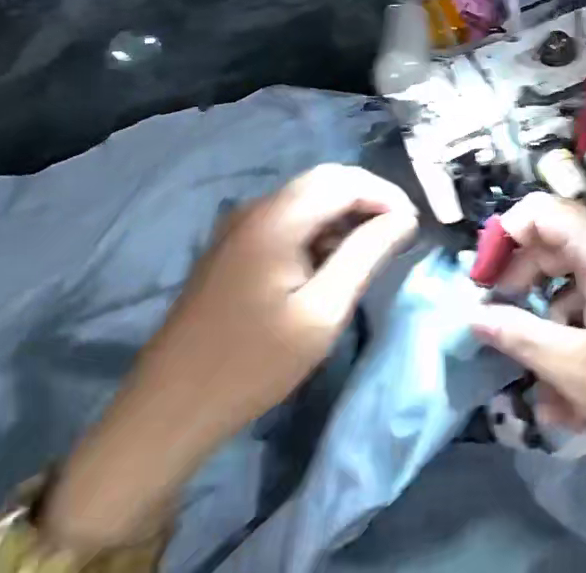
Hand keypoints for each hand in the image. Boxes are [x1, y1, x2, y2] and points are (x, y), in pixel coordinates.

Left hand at [45, 164, 417, 546]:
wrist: (172, 404)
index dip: (385, 193)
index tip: (413, 224)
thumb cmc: (253, 362)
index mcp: (277, 218)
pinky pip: (285, 219)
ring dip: (342, 213)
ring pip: (304, 198)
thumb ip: (365, 255)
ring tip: (370, 250)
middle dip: (366, 198)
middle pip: (323, 181)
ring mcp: (239, 226)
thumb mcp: (322, 313)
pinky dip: (317, 228)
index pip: (344, 180)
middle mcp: (256, 208)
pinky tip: (329, 262)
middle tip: (397, 232)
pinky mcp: (232, 246)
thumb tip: (402, 218)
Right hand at [470, 193, 585, 456]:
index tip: (482, 286)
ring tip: (541, 390)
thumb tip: (474, 316)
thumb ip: (519, 336)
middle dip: (519, 292)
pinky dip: (575, 342)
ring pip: (566, 286)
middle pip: (547, 247)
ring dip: (548, 331)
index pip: (535, 211)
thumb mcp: (578, 367)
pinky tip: (571, 403)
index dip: (501, 242)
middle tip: (499, 331)